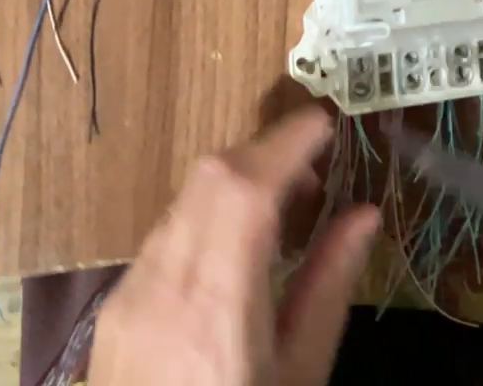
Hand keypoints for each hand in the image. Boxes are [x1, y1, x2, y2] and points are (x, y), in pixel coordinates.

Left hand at [89, 107, 381, 385]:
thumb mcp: (301, 375)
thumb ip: (331, 287)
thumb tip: (366, 214)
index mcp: (219, 307)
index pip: (245, 190)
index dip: (285, 142)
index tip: (326, 123)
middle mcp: (165, 285)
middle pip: (210, 176)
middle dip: (266, 151)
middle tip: (314, 171)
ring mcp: (132, 293)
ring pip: (185, 196)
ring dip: (237, 179)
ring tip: (283, 207)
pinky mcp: (116, 304)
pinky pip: (167, 229)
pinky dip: (208, 212)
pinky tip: (236, 246)